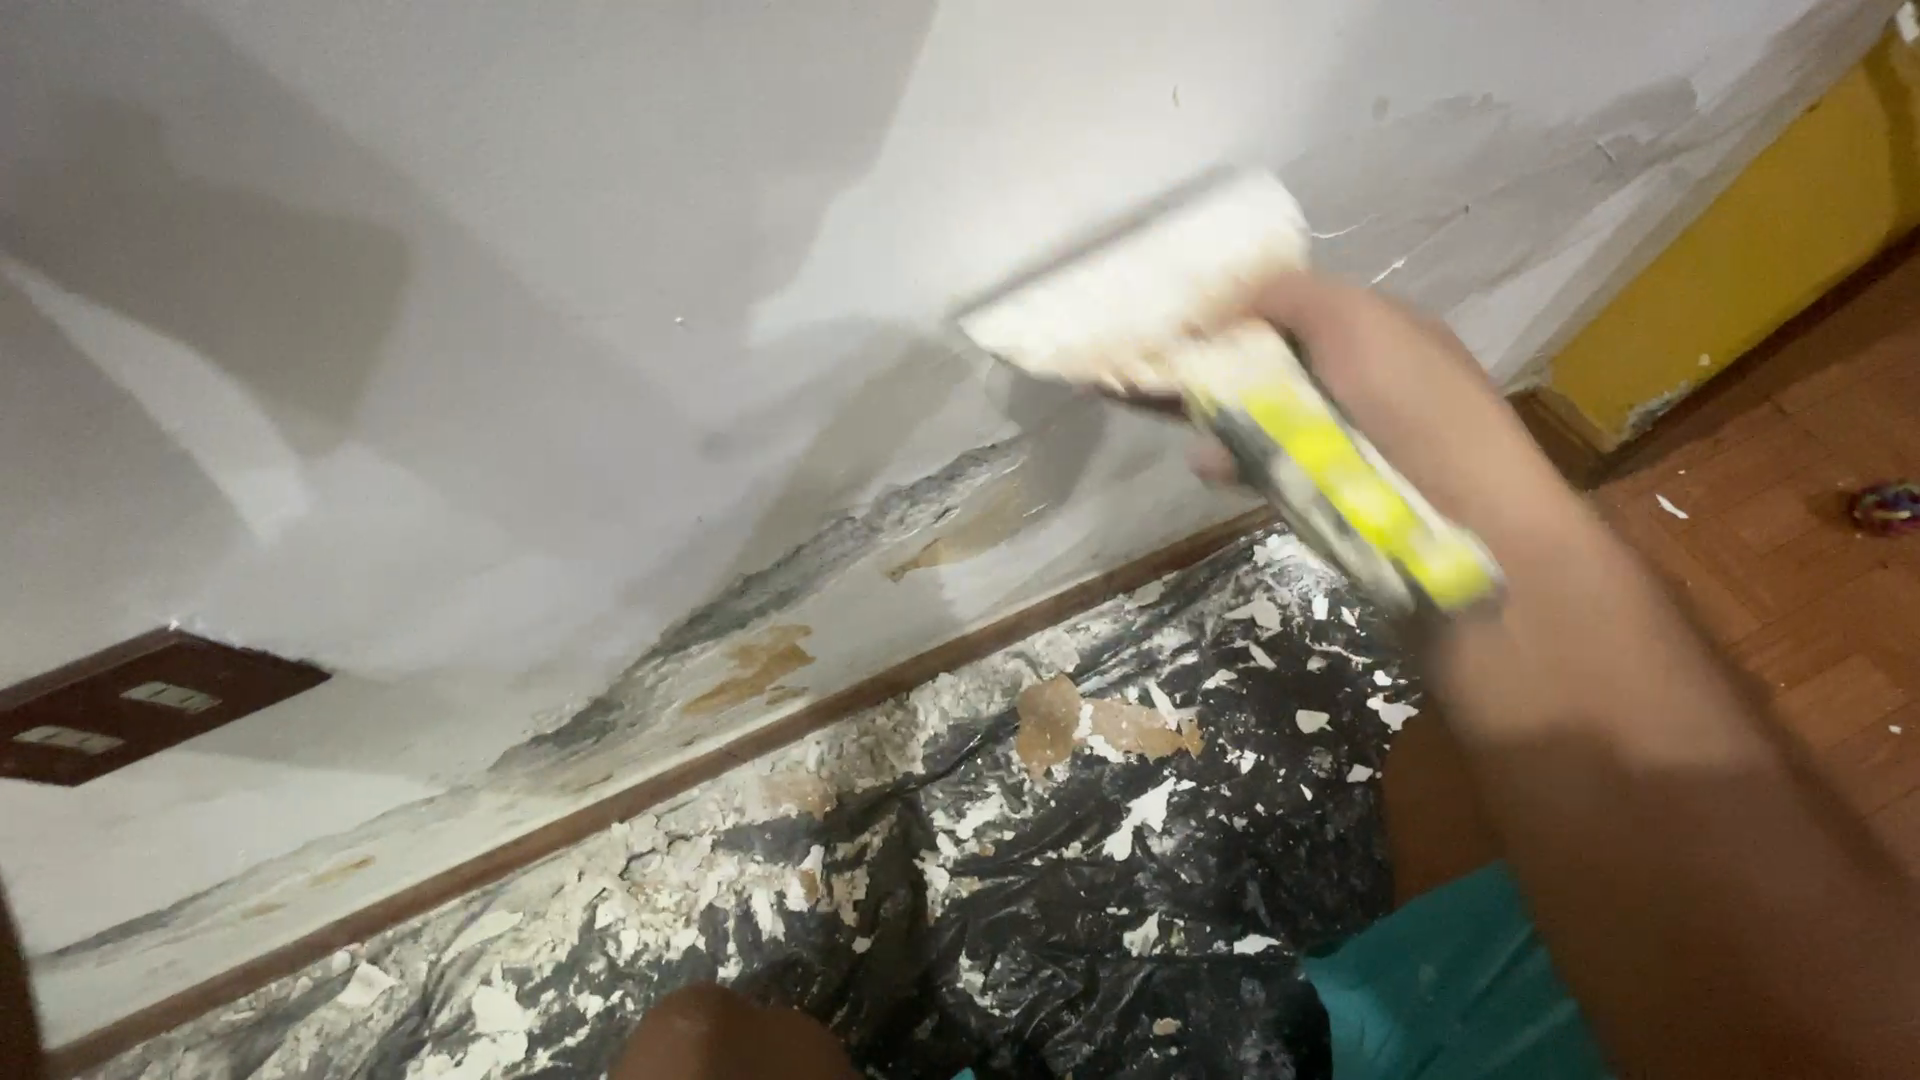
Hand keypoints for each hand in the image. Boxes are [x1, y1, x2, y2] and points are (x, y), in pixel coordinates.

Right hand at [1188, 271, 1584, 558]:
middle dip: (1218, 369)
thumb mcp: (1358, 322)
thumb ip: (1292, 297)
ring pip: (1262, 417)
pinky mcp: (1326, 489)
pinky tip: (1212, 467)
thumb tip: (1226, 306)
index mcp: (1375, 330)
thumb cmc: (1412, 409)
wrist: (1466, 521)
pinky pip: (1268, 464)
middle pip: (1268, 364)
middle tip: (1172, 382)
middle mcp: (1357, 379)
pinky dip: (1235, 462)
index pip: (1292, 309)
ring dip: (1219, 419)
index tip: (1189, 329)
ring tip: (1185, 428)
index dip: (1239, 314)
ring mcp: (1342, 437)